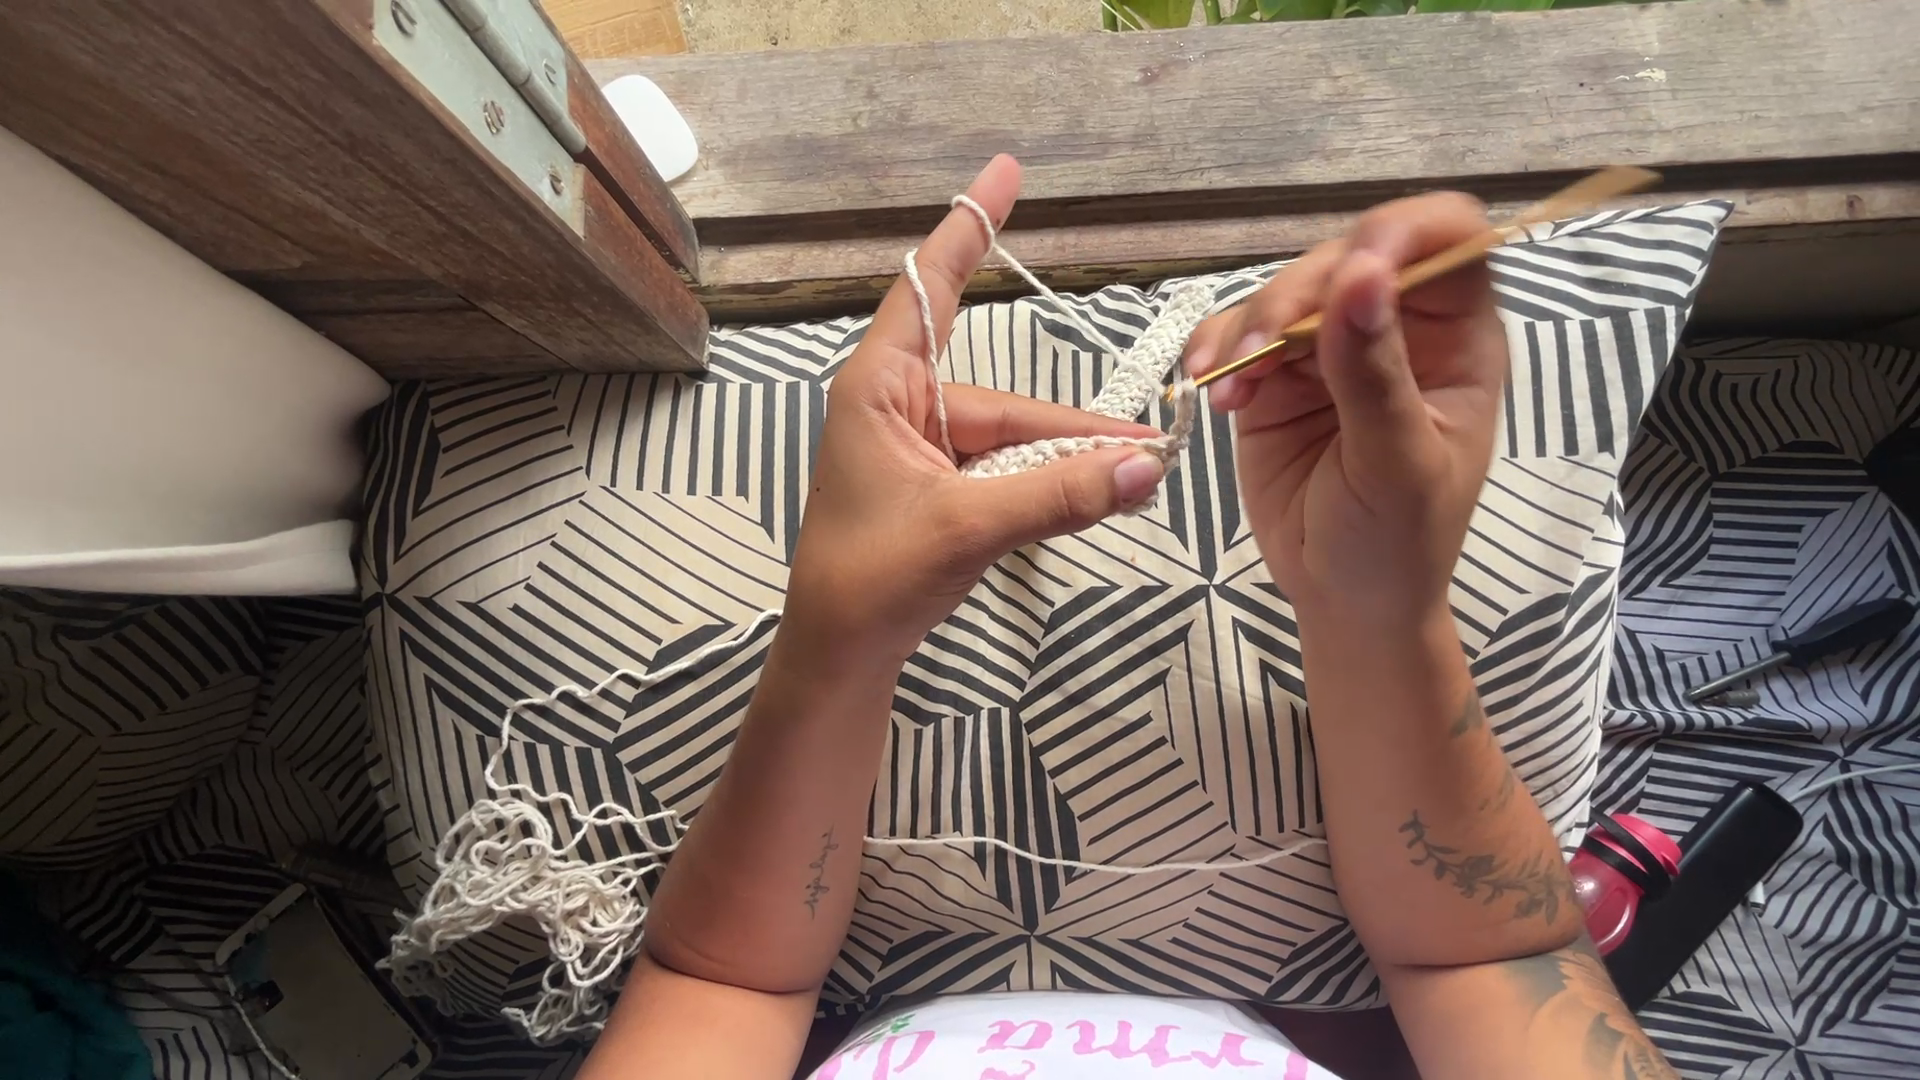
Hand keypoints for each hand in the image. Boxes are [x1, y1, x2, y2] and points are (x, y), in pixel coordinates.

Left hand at [787, 154, 1168, 662]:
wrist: (841, 651)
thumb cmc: (873, 577)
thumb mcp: (968, 527)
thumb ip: (1057, 494)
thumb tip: (1145, 468)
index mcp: (879, 388)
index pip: (930, 291)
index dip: (968, 230)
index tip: (1004, 172)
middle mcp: (900, 408)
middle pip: (1000, 399)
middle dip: (1068, 430)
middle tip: (1144, 452)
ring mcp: (920, 451)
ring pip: (1008, 441)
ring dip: (1063, 462)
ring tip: (1129, 479)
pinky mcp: (937, 489)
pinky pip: (1000, 471)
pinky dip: (1042, 484)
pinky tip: (1086, 495)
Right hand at [1185, 194, 1508, 622]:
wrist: (1340, 595)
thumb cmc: (1395, 539)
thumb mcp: (1395, 463)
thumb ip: (1374, 374)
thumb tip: (1360, 275)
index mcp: (1451, 342)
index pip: (1444, 243)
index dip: (1402, 234)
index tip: (1350, 271)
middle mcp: (1388, 333)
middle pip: (1341, 262)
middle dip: (1291, 300)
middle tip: (1255, 358)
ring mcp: (1323, 356)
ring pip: (1278, 297)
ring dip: (1242, 331)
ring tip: (1226, 391)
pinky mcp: (1269, 384)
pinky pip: (1234, 341)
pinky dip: (1213, 354)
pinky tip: (1207, 389)